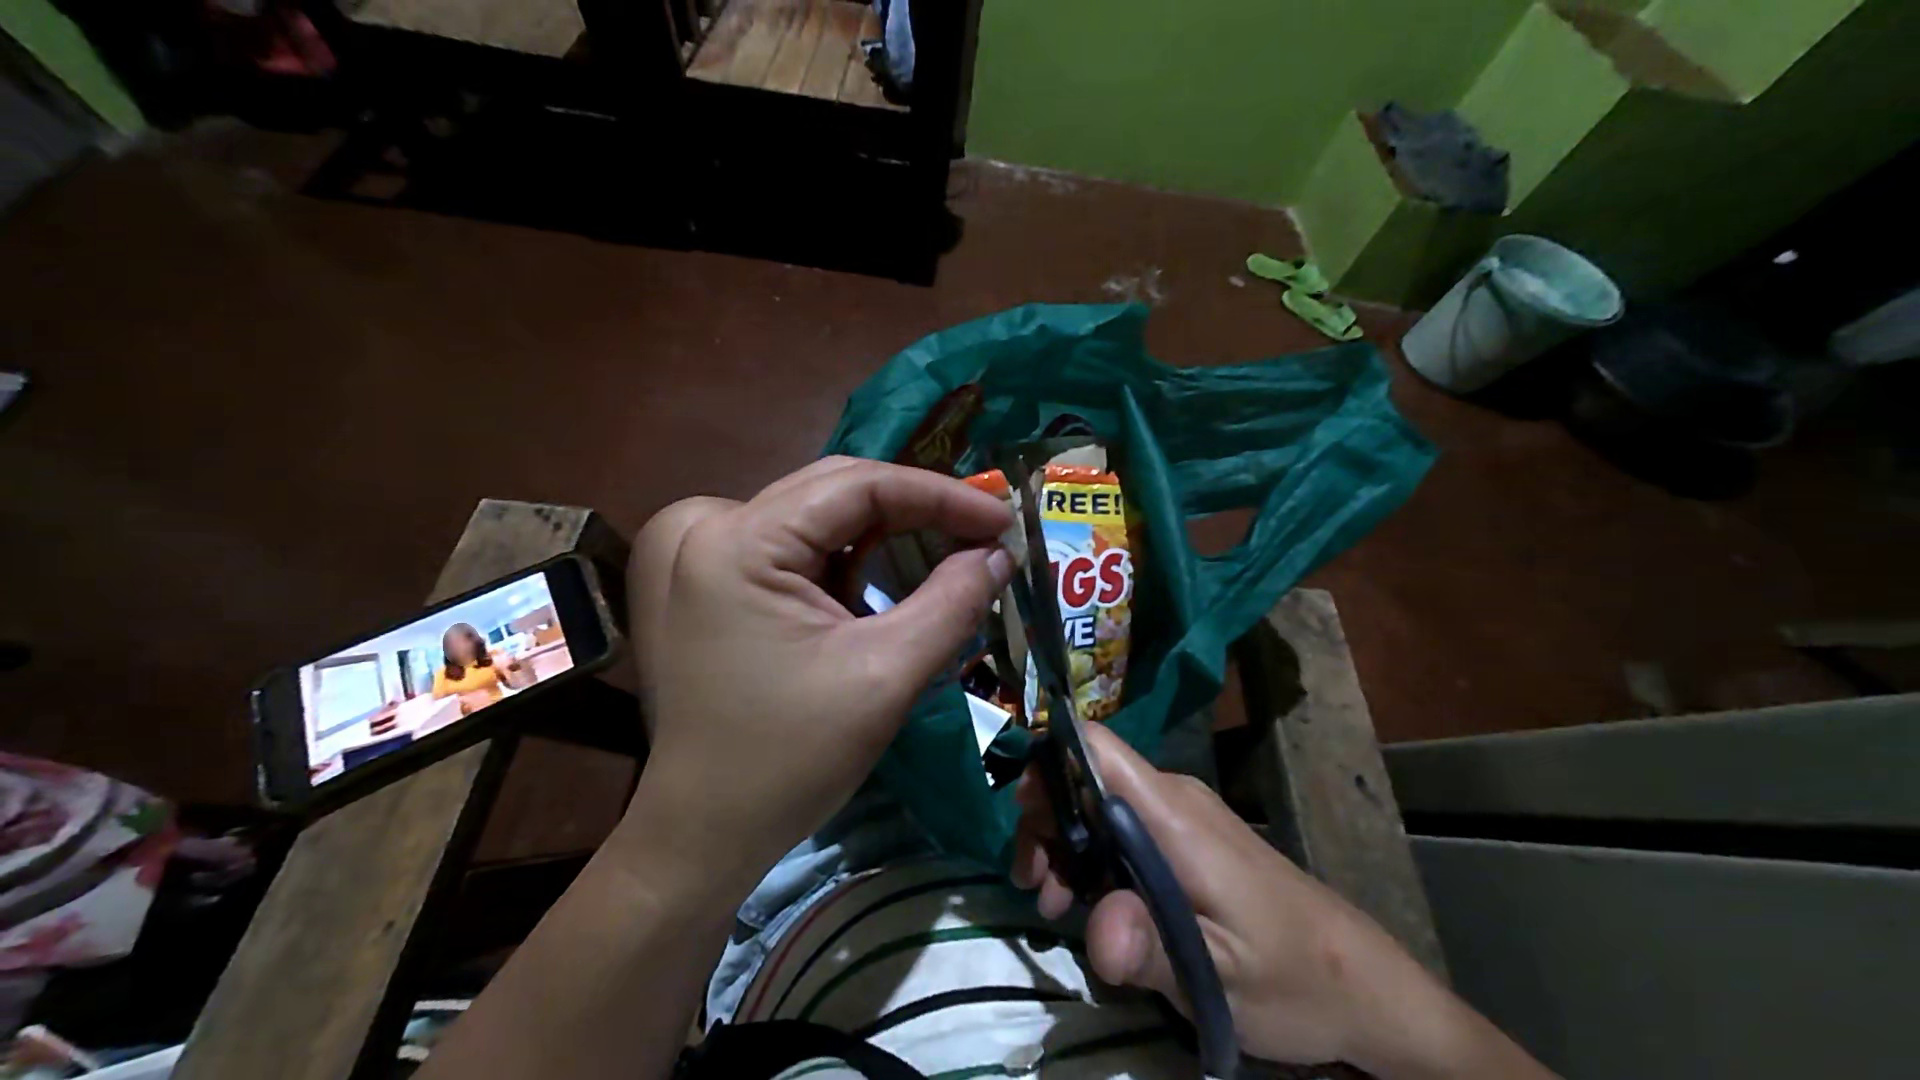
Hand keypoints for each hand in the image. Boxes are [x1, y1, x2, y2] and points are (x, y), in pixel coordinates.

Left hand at [629, 457, 1014, 888]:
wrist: (704, 832)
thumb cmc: (790, 760)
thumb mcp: (885, 677)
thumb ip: (952, 602)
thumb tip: (999, 553)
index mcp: (738, 542)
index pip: (858, 485)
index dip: (940, 495)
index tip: (1001, 517)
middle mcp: (708, 527)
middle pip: (836, 490)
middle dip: (916, 508)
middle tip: (983, 533)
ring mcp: (700, 551)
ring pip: (818, 513)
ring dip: (886, 530)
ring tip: (951, 548)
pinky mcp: (710, 578)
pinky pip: (795, 543)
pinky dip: (848, 554)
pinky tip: (887, 574)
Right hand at [1014, 726, 1543, 1077]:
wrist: (1362, 984)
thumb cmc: (1293, 976)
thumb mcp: (1220, 977)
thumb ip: (1152, 948)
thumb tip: (1094, 930)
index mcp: (1174, 815)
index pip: (1099, 746)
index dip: (1048, 759)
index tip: (1021, 814)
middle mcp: (1170, 798)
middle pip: (1085, 776)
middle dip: (1045, 820)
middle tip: (1032, 885)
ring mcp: (1177, 817)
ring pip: (1097, 804)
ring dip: (1063, 844)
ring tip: (1054, 905)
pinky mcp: (1181, 840)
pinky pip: (1119, 828)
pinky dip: (1090, 857)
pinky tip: (1087, 902)